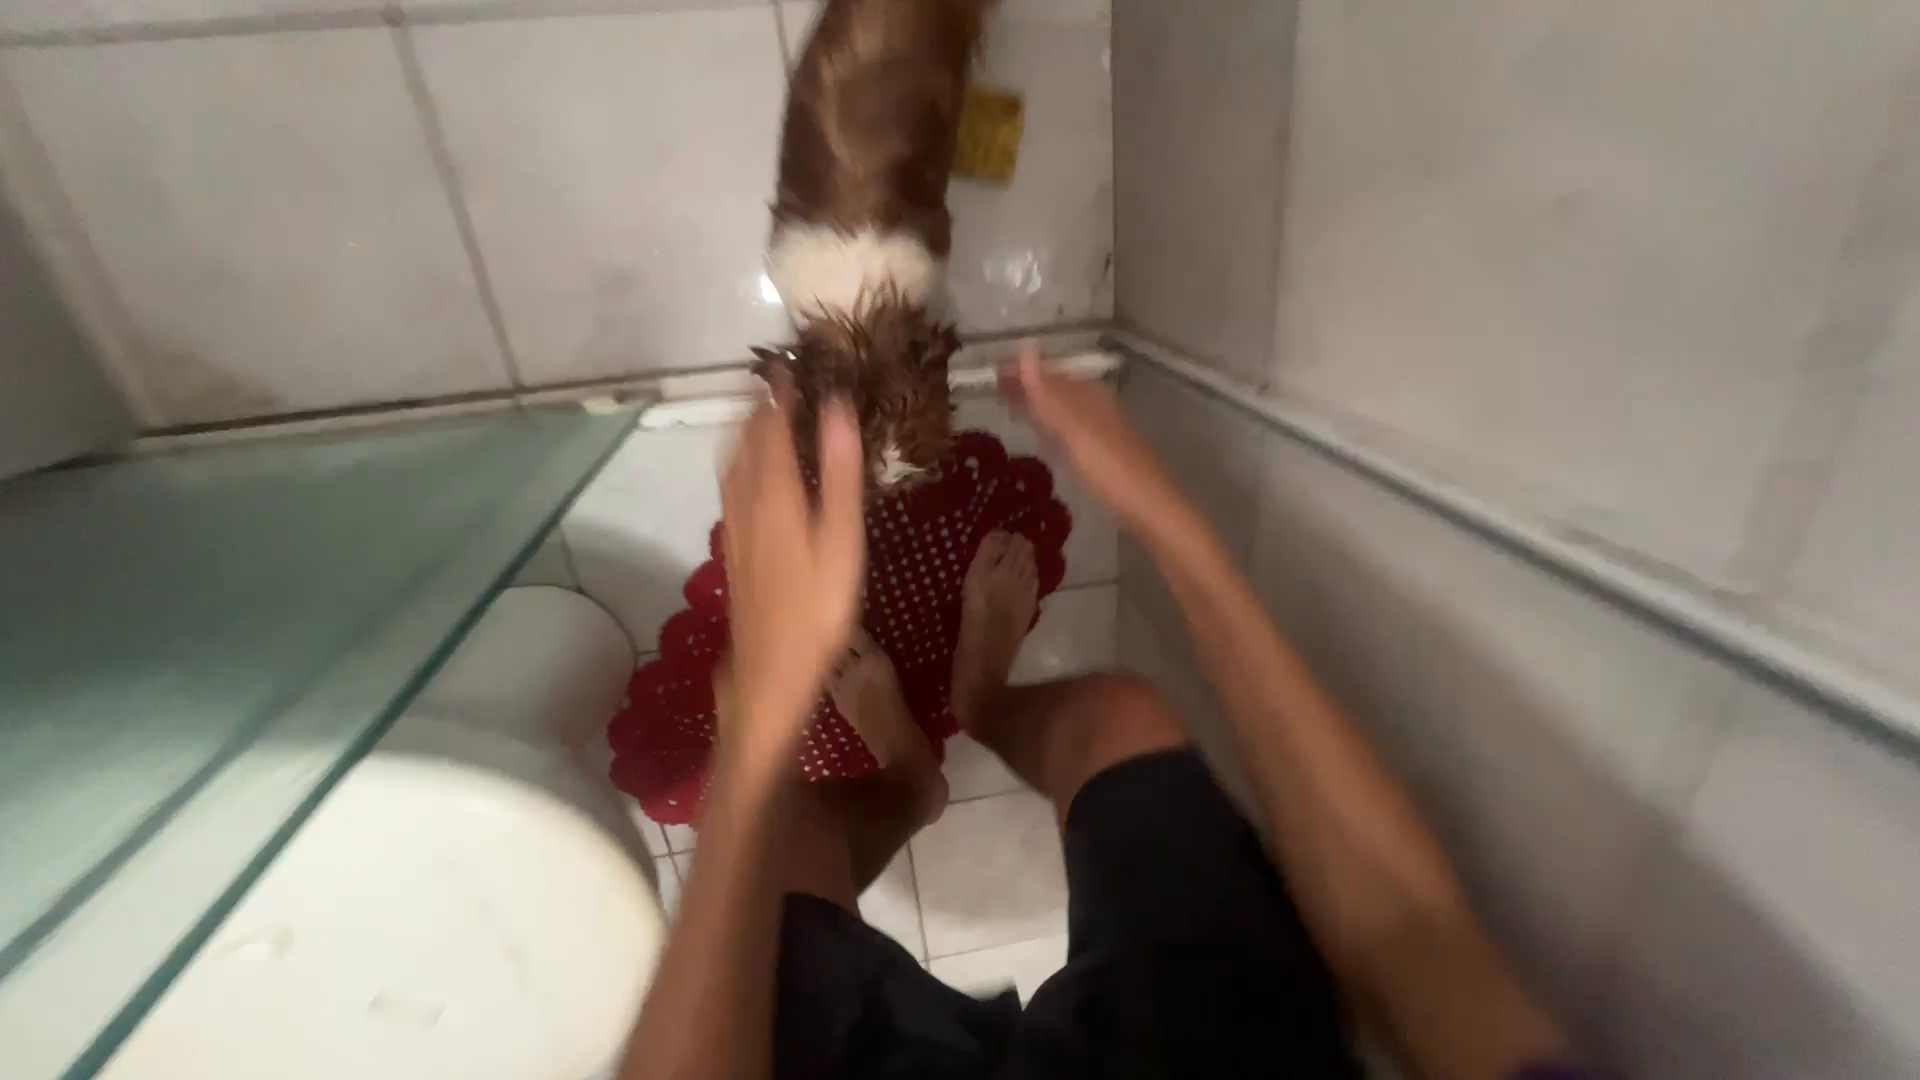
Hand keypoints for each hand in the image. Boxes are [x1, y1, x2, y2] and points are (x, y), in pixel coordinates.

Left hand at [718, 373, 865, 766]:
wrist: (772, 666)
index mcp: (773, 492)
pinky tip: (751, 473)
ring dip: (744, 432)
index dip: (778, 393)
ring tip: (761, 414)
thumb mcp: (841, 539)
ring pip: (732, 463)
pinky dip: (739, 462)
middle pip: (743, 439)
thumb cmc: (818, 606)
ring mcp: (735, 525)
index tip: (788, 364)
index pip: (770, 426)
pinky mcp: (733, 547)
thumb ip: (839, 473)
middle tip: (777, 382)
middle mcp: (745, 500)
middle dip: (757, 407)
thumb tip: (838, 409)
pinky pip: (730, 487)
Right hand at [998, 343, 1190, 535]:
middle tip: (993, 389)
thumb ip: (1047, 394)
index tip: (991, 370)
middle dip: (1027, 388)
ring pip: (1063, 411)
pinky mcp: (1103, 456)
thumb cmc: (1110, 469)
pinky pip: (1070, 432)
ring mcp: (1102, 432)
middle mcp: (1097, 407)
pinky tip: (1044, 438)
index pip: (1048, 374)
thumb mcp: (1073, 429)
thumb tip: (1024, 347)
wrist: (1150, 510)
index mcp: (1090, 396)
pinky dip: (1052, 429)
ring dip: (1037, 407)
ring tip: (1009, 408)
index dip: (1020, 371)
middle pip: (1056, 390)